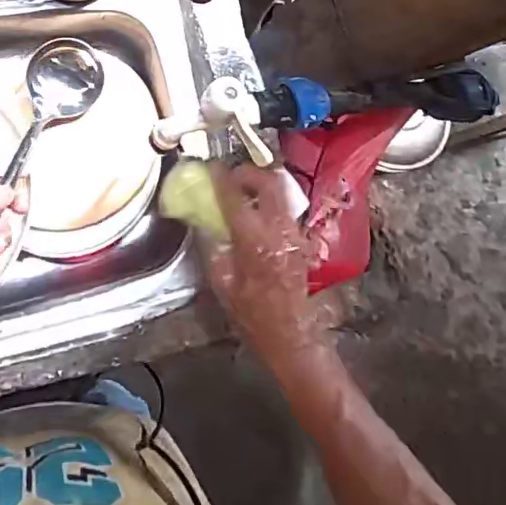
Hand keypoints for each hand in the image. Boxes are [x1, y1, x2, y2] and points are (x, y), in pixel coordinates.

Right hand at [204, 164, 326, 363]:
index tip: (211, 168)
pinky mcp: (300, 239)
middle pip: (268, 182)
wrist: (291, 336)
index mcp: (254, 239)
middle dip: (248, 172)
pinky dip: (270, 199)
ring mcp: (293, 232)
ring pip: (281, 191)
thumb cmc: (253, 315)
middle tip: (231, 175)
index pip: (235, 196)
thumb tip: (204, 221)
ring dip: (261, 184)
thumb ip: (214, 248)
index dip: (221, 178)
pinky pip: (285, 207)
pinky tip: (257, 210)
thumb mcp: (223, 284)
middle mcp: (278, 229)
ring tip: (243, 189)